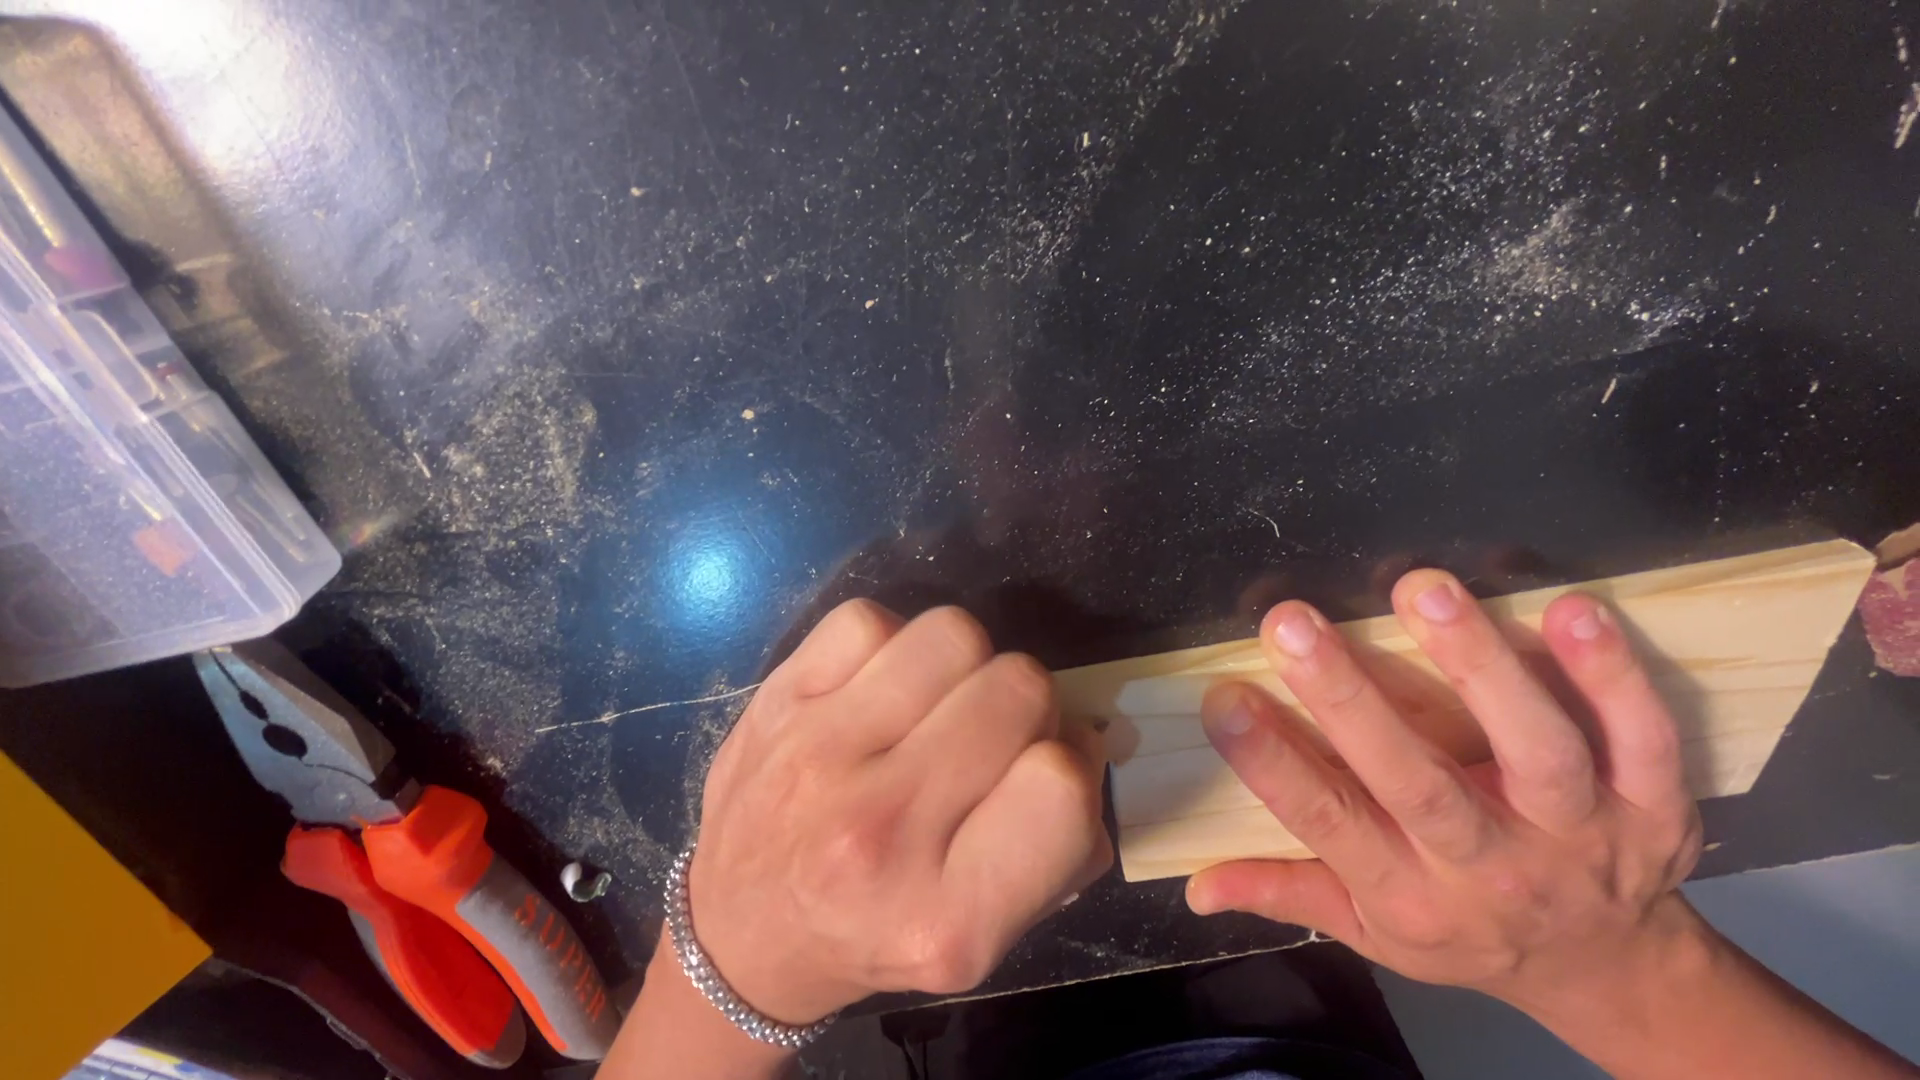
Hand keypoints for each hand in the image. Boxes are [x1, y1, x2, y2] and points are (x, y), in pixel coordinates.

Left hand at [686, 600, 1111, 1024]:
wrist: (741, 935)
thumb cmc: (877, 936)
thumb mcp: (983, 939)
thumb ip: (1061, 851)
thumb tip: (1090, 738)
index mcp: (947, 916)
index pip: (1061, 783)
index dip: (1070, 764)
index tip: (1041, 773)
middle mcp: (879, 829)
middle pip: (1017, 687)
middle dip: (1025, 705)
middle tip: (989, 737)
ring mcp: (819, 754)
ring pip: (952, 634)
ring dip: (964, 664)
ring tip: (936, 705)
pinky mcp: (775, 702)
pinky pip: (868, 619)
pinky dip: (889, 643)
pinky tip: (876, 690)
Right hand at [1186, 569, 1705, 1018]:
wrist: (1612, 971)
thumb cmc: (1466, 935)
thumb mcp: (1369, 931)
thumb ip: (1284, 893)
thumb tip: (1194, 887)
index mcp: (1408, 891)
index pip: (1326, 824)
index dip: (1270, 765)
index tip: (1222, 701)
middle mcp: (1488, 865)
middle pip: (1415, 782)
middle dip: (1346, 700)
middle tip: (1290, 623)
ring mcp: (1577, 833)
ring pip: (1532, 749)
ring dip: (1478, 666)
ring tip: (1421, 589)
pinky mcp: (1652, 804)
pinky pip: (1642, 739)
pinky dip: (1613, 678)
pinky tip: (1572, 609)